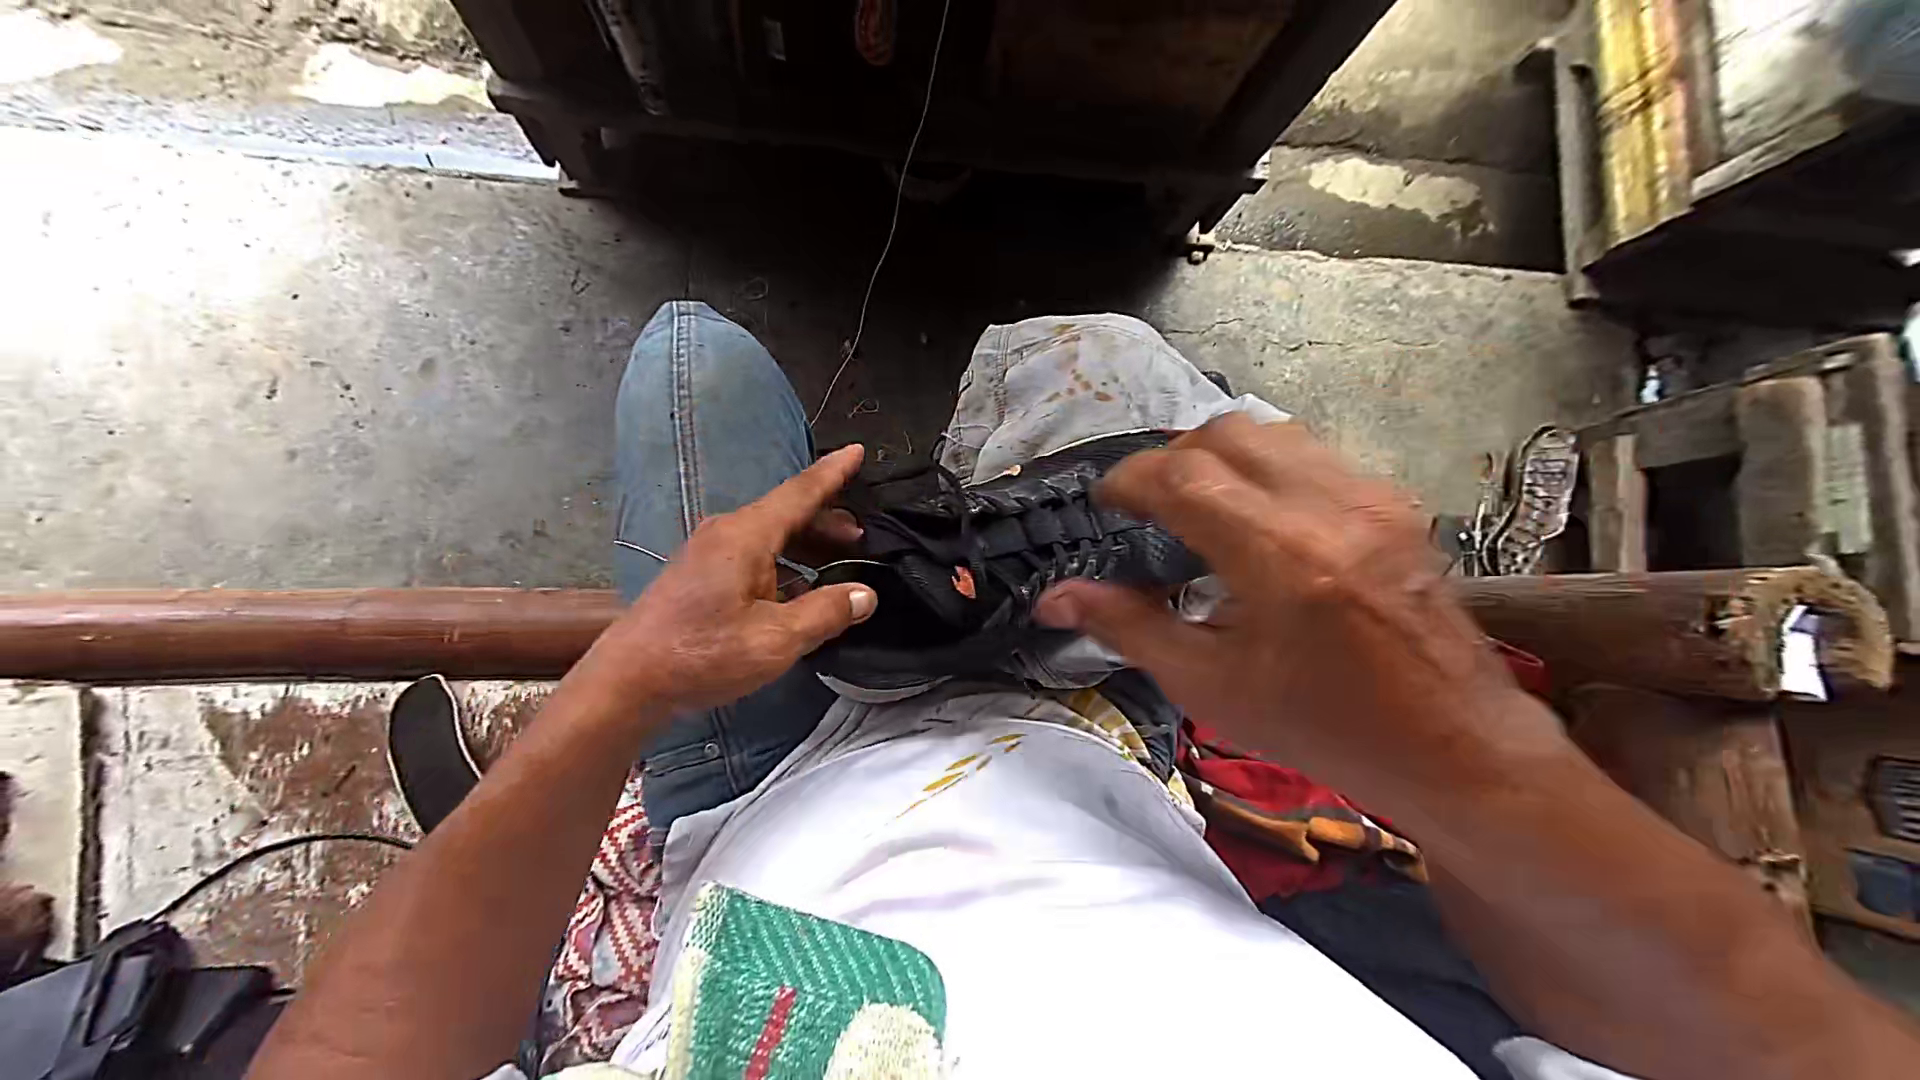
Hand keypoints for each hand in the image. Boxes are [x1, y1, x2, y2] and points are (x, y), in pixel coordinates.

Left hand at [578, 445, 877, 712]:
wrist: (629, 681)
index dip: (833, 472)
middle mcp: (727, 533)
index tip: (857, 451)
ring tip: (837, 563)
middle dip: (828, 521)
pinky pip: (755, 553)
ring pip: (771, 535)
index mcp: (746, 536)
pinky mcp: (701, 573)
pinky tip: (799, 590)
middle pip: (788, 513)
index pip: (800, 492)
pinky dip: (785, 562)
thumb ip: (827, 613)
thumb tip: (865, 595)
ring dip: (807, 545)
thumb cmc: (702, 655)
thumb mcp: (776, 640)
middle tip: (861, 537)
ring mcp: (710, 552)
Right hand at [1035, 415, 1564, 804]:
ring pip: (1268, 431)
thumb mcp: (1207, 685)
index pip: (1182, 476)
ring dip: (1214, 456)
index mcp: (1279, 557)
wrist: (1454, 748)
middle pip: (1223, 434)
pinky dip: (1259, 466)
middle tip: (1145, 506)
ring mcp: (1369, 497)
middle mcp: (1328, 506)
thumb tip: (1052, 599)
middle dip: (1168, 459)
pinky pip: (1307, 451)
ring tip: (1193, 504)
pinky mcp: (1392, 502)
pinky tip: (1250, 516)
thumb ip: (1125, 625)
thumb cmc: (1321, 727)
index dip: (1129, 479)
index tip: (1105, 504)